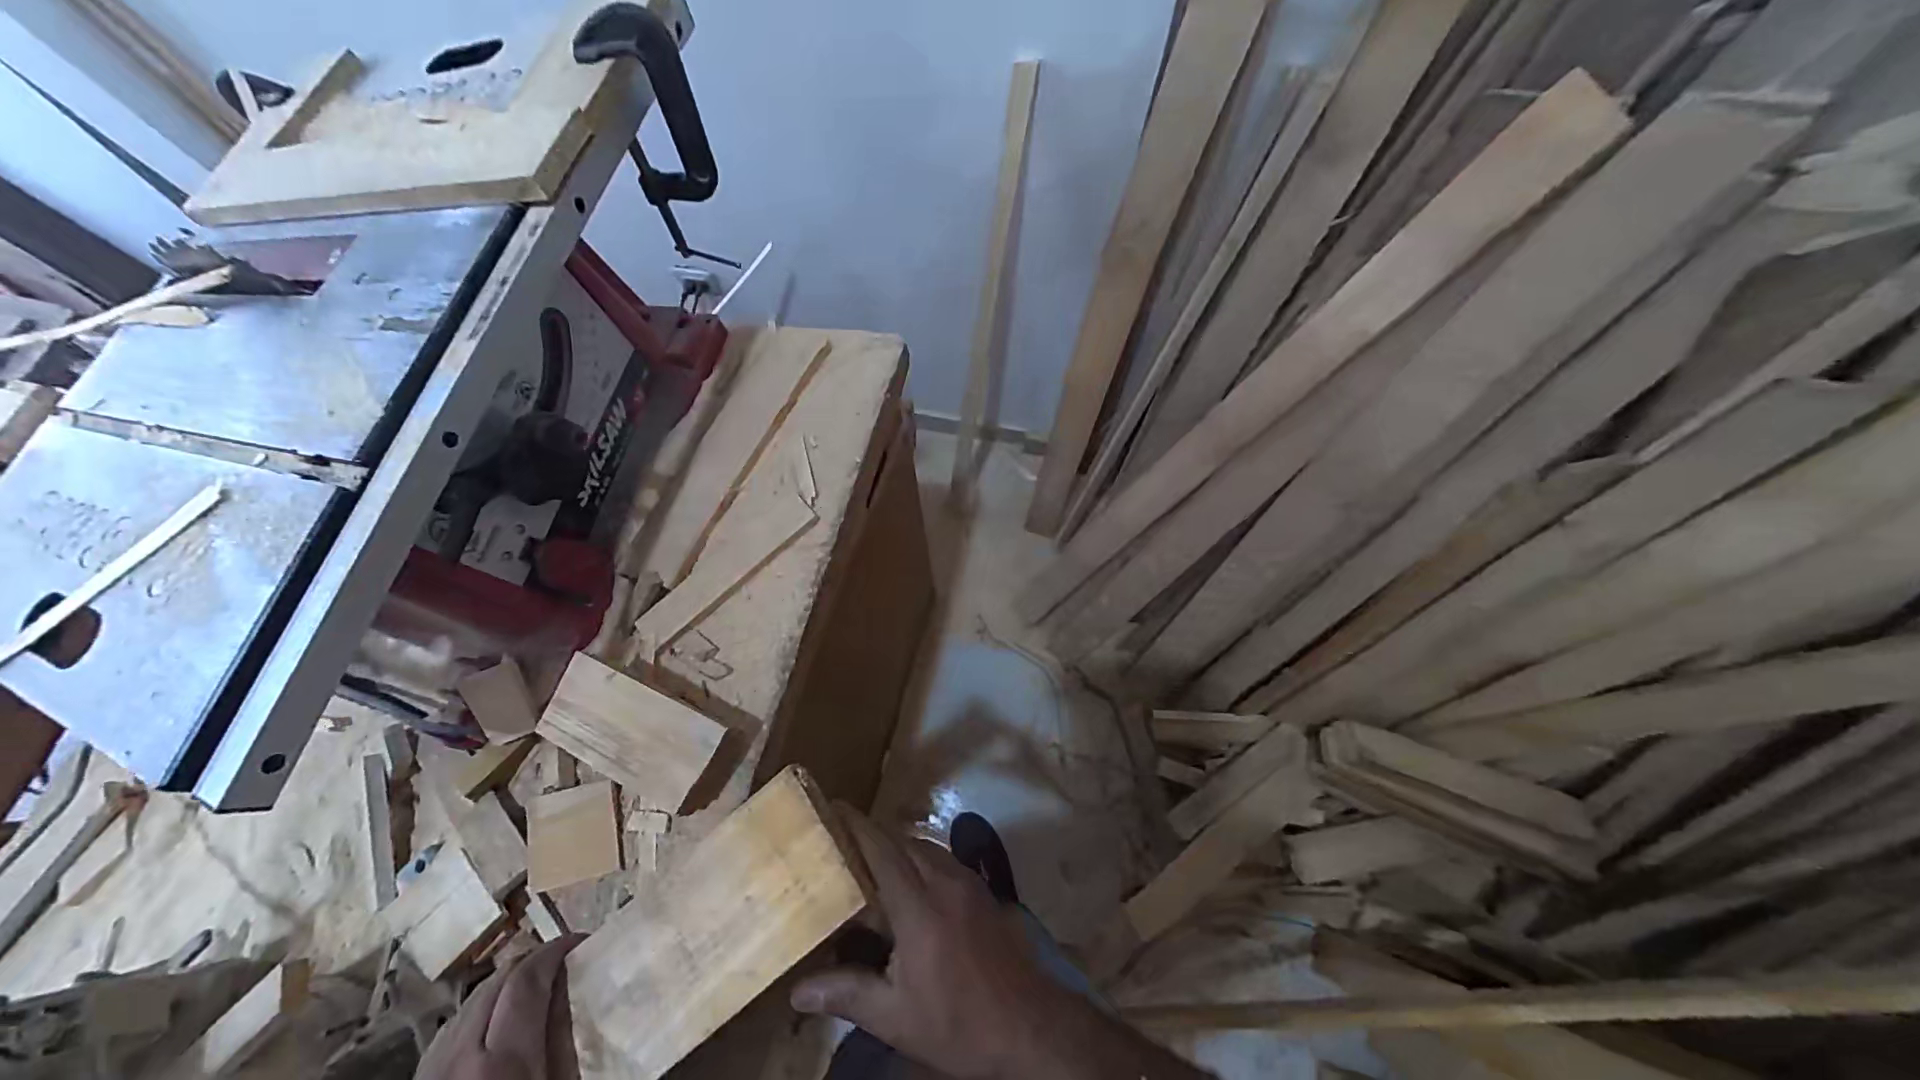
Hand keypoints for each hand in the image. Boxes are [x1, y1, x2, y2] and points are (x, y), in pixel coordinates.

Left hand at [416, 934, 585, 1079]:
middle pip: (498, 981)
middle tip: (565, 959)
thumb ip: (565, 1040)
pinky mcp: (420, 1076)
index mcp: (503, 1057)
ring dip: (507, 983)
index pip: (527, 978)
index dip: (556, 950)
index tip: (582, 941)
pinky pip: (452, 1028)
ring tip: (536, 985)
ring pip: (472, 1000)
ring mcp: (431, 1067)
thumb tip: (575, 987)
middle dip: (534, 960)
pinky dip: (480, 1010)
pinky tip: (498, 1020)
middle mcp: (458, 1054)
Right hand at [790, 811, 1208, 1079]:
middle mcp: (944, 882)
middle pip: (903, 842)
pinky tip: (911, 888)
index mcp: (919, 906)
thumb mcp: (896, 1017)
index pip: (882, 851)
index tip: (833, 807)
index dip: (856, 827)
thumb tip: (797, 991)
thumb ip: (847, 994)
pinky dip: (922, 860)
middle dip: (873, 837)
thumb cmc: (959, 1023)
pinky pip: (945, 861)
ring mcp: (969, 884)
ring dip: (899, 848)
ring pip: (927, 848)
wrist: (1030, 1028)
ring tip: (871, 866)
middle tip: (842, 845)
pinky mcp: (984, 893)